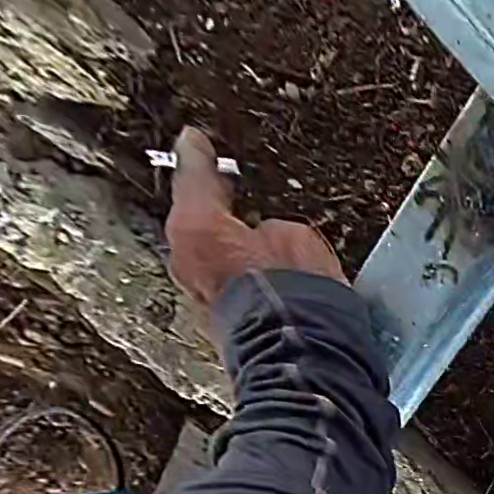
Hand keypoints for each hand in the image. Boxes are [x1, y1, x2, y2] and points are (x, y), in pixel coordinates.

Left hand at [164, 127, 345, 315]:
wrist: (306, 355)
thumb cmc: (299, 292)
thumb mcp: (300, 240)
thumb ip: (277, 230)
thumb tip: (270, 240)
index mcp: (196, 227)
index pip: (195, 178)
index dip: (198, 157)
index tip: (194, 139)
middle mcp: (187, 261)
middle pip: (202, 226)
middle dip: (222, 218)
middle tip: (240, 205)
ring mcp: (202, 298)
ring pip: (218, 263)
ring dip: (240, 258)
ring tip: (268, 258)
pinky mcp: (225, 328)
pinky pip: (236, 294)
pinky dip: (252, 287)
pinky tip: (275, 290)